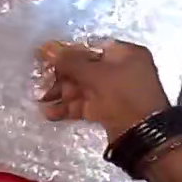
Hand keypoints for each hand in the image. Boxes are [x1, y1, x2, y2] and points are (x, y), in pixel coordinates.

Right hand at [38, 39, 171, 142]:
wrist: (142, 135)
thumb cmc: (123, 95)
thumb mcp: (95, 75)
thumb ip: (69, 61)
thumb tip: (45, 47)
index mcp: (124, 54)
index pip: (89, 47)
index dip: (66, 53)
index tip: (45, 59)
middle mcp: (120, 70)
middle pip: (82, 68)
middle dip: (59, 77)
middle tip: (40, 83)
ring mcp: (113, 91)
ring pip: (80, 88)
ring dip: (60, 93)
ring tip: (40, 100)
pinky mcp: (106, 110)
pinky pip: (83, 104)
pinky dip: (67, 108)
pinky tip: (49, 113)